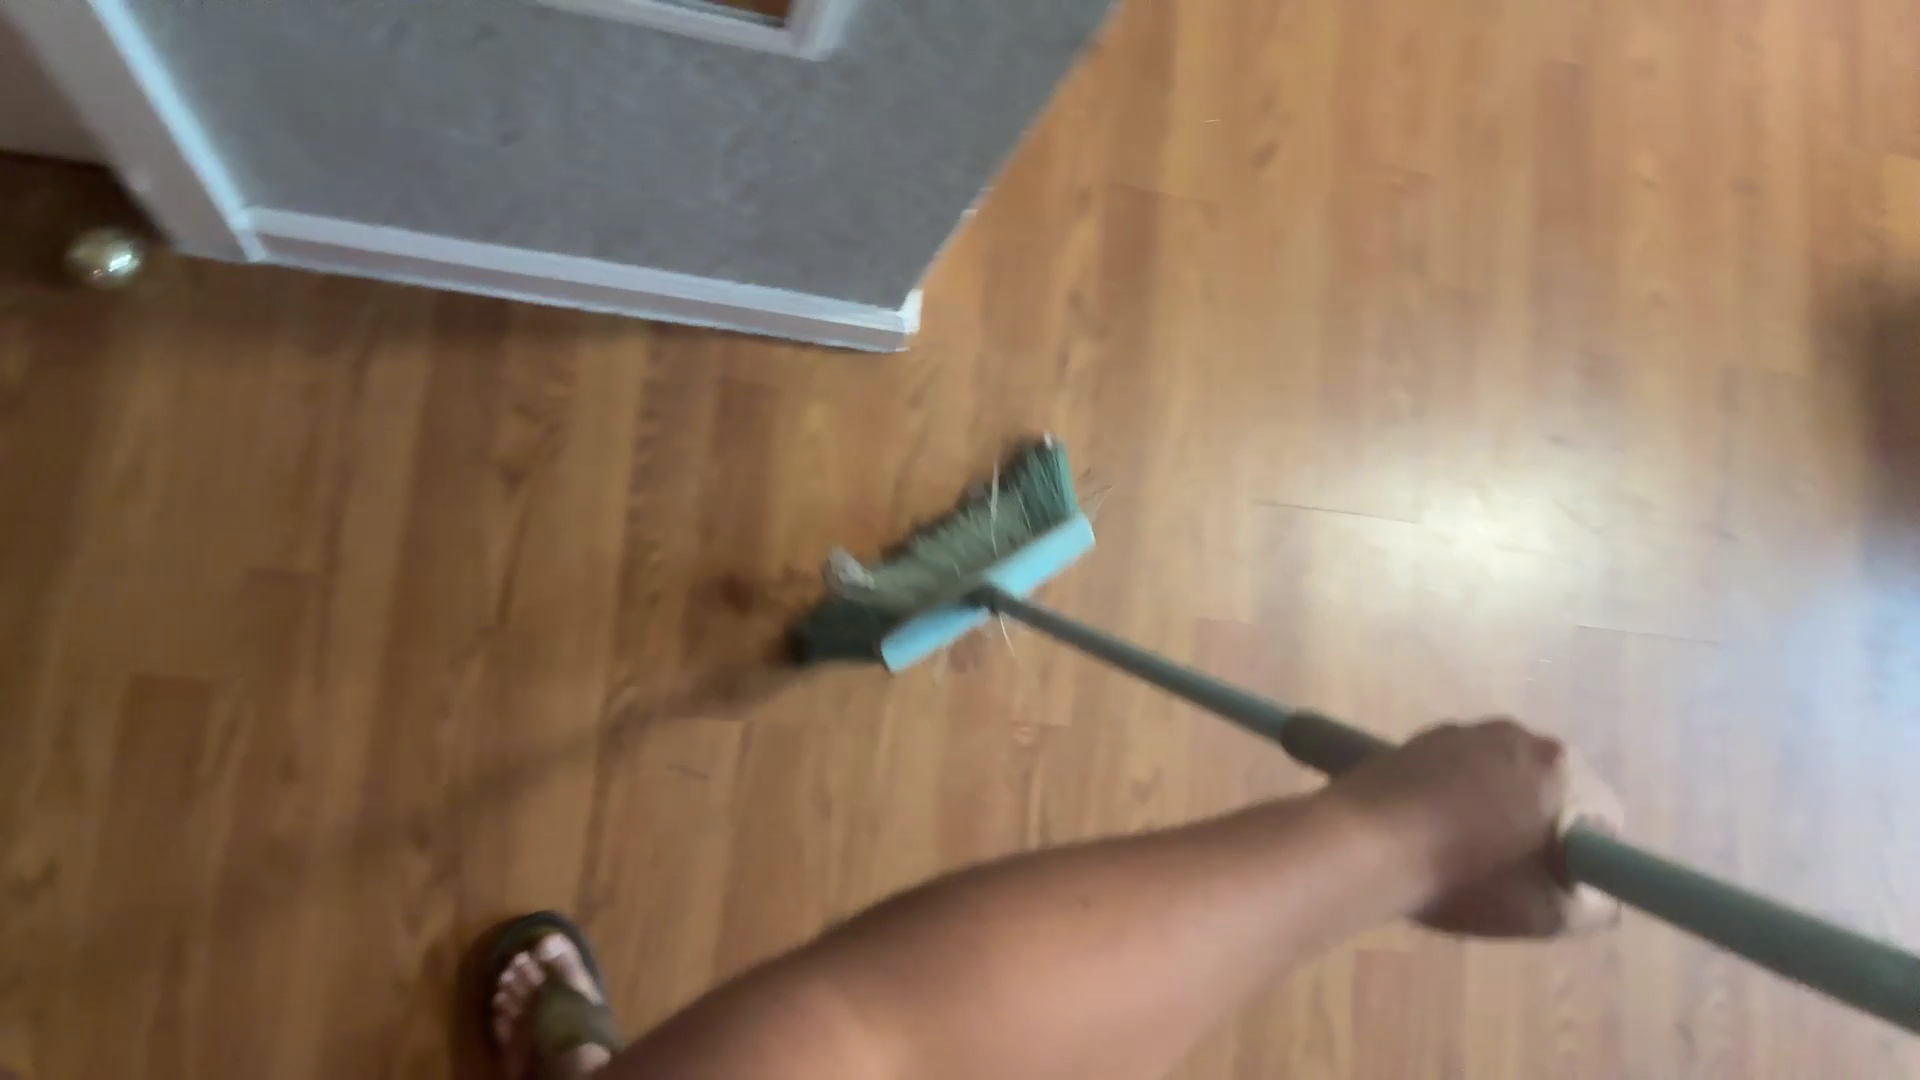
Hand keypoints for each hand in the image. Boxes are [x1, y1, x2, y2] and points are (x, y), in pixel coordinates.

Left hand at [1326, 718, 1622, 937]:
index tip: (1555, 881)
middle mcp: (1507, 733)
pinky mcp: (1408, 741)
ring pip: (1493, 777)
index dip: (1583, 853)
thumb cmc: (1462, 876)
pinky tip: (1429, 829)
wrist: (1358, 843)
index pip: (1598, 814)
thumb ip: (1594, 903)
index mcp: (1556, 764)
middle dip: (1536, 822)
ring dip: (1489, 806)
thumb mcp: (1551, 914)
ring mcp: (1451, 732)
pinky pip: (1449, 772)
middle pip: (1543, 787)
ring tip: (1462, 851)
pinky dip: (1449, 795)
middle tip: (1510, 869)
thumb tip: (1590, 891)